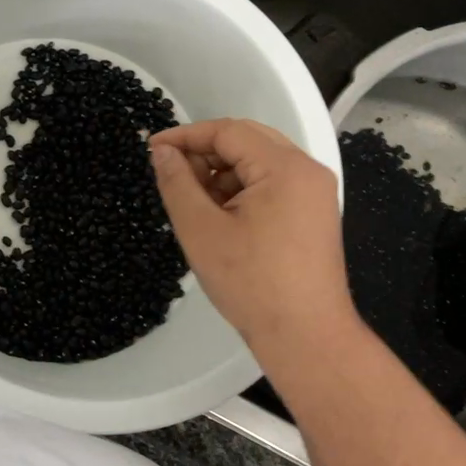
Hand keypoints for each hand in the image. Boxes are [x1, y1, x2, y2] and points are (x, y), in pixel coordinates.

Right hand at [149, 120, 357, 351]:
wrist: (305, 334)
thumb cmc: (250, 281)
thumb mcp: (200, 229)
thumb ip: (177, 183)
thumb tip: (161, 152)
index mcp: (285, 168)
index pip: (228, 131)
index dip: (185, 135)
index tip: (151, 149)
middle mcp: (306, 171)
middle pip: (247, 140)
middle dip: (204, 152)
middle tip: (169, 173)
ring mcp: (314, 193)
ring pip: (258, 162)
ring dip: (221, 172)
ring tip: (192, 202)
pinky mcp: (312, 213)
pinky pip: (271, 183)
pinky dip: (240, 189)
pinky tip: (218, 216)